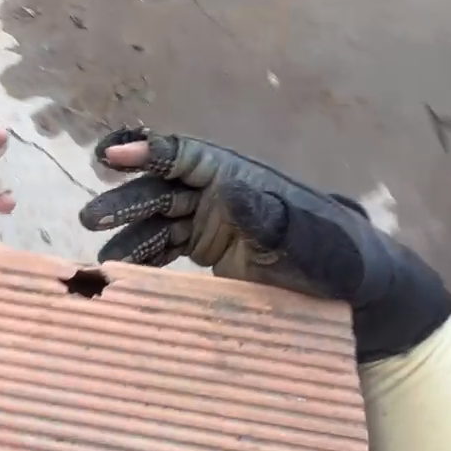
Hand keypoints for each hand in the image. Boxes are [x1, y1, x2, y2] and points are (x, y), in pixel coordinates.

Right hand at [79, 128, 450, 361]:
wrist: (360, 299)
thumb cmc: (339, 259)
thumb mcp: (309, 240)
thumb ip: (269, 215)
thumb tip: (226, 188)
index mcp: (235, 176)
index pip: (181, 156)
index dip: (143, 151)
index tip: (109, 156)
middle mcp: (214, 194)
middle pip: (158, 190)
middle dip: (124, 200)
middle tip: (90, 218)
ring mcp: (206, 223)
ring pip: (154, 221)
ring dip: (126, 235)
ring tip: (101, 258)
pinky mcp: (204, 251)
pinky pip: (162, 249)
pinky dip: (141, 258)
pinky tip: (122, 272)